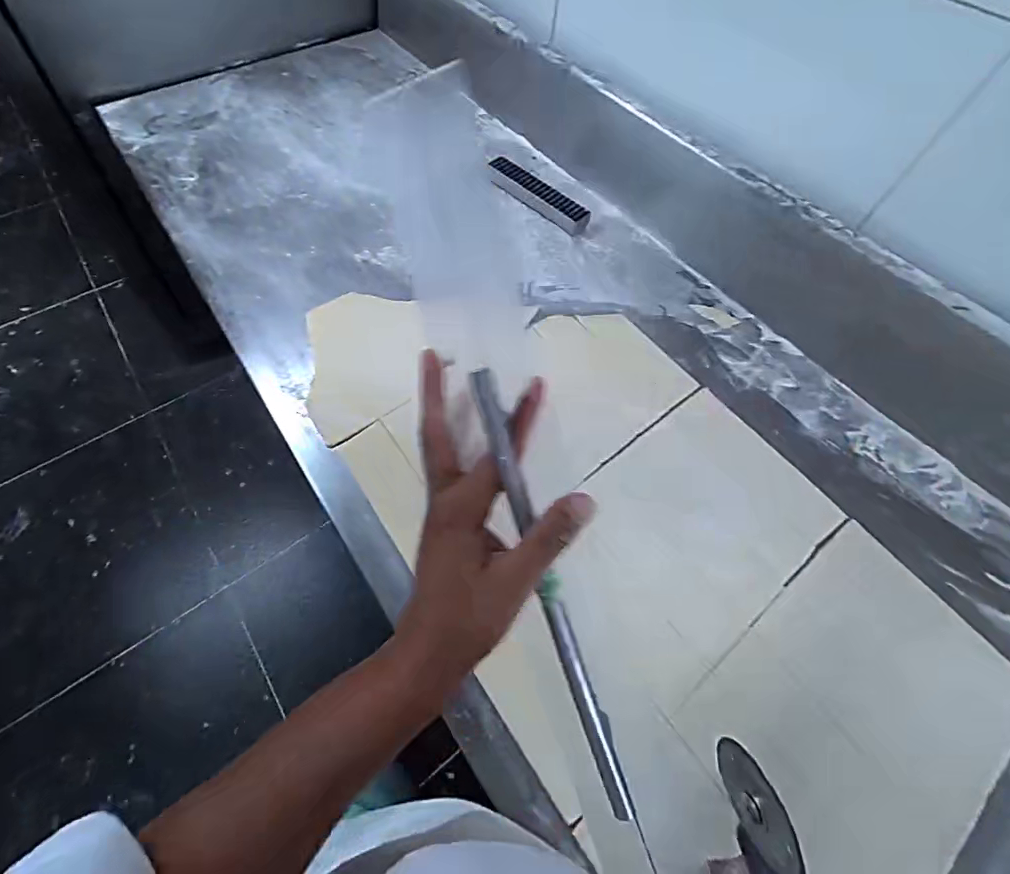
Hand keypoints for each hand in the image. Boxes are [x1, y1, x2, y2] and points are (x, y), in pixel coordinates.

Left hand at [391, 350, 594, 685]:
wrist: (426, 654)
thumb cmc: (468, 620)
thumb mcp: (514, 582)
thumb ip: (547, 539)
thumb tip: (584, 500)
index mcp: (462, 510)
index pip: (497, 456)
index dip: (518, 420)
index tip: (534, 385)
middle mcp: (445, 501)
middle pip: (438, 436)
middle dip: (437, 394)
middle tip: (432, 355)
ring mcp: (442, 512)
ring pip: (439, 450)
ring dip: (443, 412)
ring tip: (447, 380)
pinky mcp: (446, 525)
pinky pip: (449, 471)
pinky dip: (454, 443)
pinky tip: (470, 444)